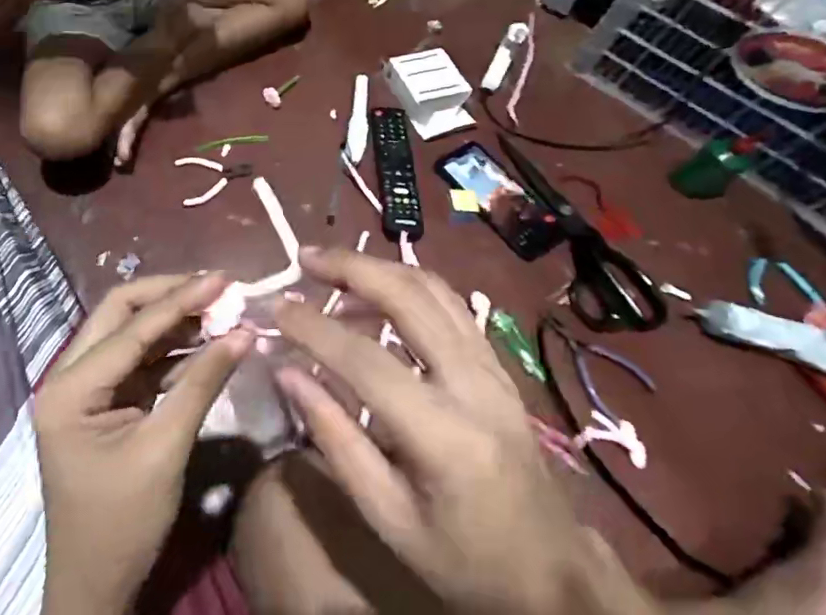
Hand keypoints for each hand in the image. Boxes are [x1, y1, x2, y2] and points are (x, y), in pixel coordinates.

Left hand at [37, 273, 253, 614]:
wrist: (96, 586)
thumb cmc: (123, 522)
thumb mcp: (166, 448)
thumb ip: (202, 382)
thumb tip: (244, 331)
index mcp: (70, 387)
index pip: (132, 326)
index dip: (181, 298)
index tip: (224, 279)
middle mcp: (70, 377)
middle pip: (122, 313)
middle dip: (171, 295)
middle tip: (219, 287)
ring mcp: (87, 389)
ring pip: (133, 333)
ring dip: (175, 319)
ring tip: (221, 309)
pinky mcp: (106, 402)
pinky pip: (141, 360)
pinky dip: (174, 348)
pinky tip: (208, 341)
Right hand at [274, 251, 646, 614]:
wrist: (549, 567)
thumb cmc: (461, 559)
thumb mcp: (388, 517)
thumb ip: (336, 439)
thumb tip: (288, 373)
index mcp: (443, 434)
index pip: (366, 360)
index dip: (315, 328)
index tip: (277, 307)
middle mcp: (473, 382)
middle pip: (409, 297)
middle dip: (352, 269)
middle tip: (307, 258)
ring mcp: (491, 364)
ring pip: (434, 289)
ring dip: (380, 268)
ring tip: (333, 270)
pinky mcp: (497, 361)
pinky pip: (451, 303)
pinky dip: (409, 284)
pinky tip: (379, 290)